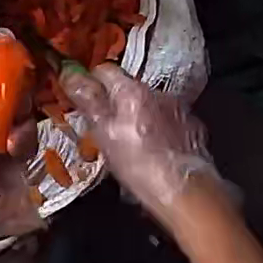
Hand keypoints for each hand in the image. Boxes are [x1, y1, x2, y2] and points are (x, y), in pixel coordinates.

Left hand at [0, 31, 33, 229]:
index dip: (4, 64)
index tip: (17, 61)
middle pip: (13, 90)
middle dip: (19, 96)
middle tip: (15, 106)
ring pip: (25, 114)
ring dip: (21, 125)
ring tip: (10, 140)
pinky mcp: (11, 155)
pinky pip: (28, 139)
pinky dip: (23, 144)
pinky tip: (12, 152)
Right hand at [63, 63, 223, 230]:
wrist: (187, 193)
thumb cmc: (139, 166)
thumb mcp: (104, 135)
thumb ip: (88, 101)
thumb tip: (69, 74)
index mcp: (132, 91)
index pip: (104, 70)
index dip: (89, 82)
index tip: (82, 99)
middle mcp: (158, 92)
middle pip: (127, 88)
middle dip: (113, 103)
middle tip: (102, 127)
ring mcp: (178, 110)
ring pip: (147, 105)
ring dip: (136, 116)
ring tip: (129, 143)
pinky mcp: (192, 127)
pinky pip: (167, 120)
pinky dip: (157, 129)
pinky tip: (153, 150)